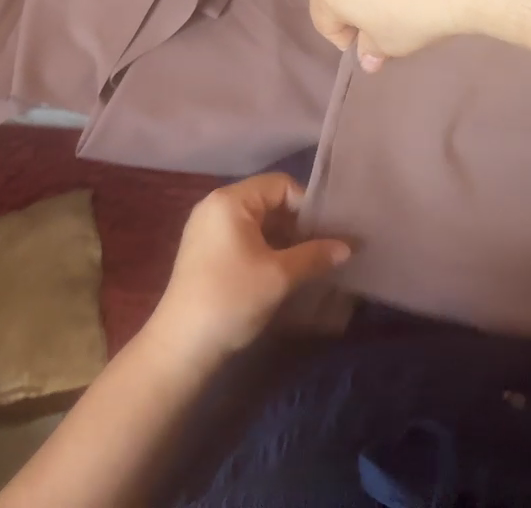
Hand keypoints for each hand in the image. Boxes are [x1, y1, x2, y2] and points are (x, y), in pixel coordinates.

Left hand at [146, 174, 351, 367]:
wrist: (182, 345)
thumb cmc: (232, 299)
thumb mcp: (280, 276)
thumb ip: (315, 255)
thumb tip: (348, 246)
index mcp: (230, 201)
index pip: (280, 185)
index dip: (308, 206)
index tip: (329, 234)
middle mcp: (215, 206)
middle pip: (268, 201)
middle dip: (298, 224)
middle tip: (325, 250)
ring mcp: (207, 229)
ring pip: (258, 222)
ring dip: (284, 239)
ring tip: (310, 264)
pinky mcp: (205, 251)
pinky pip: (243, 238)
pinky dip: (266, 249)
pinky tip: (284, 273)